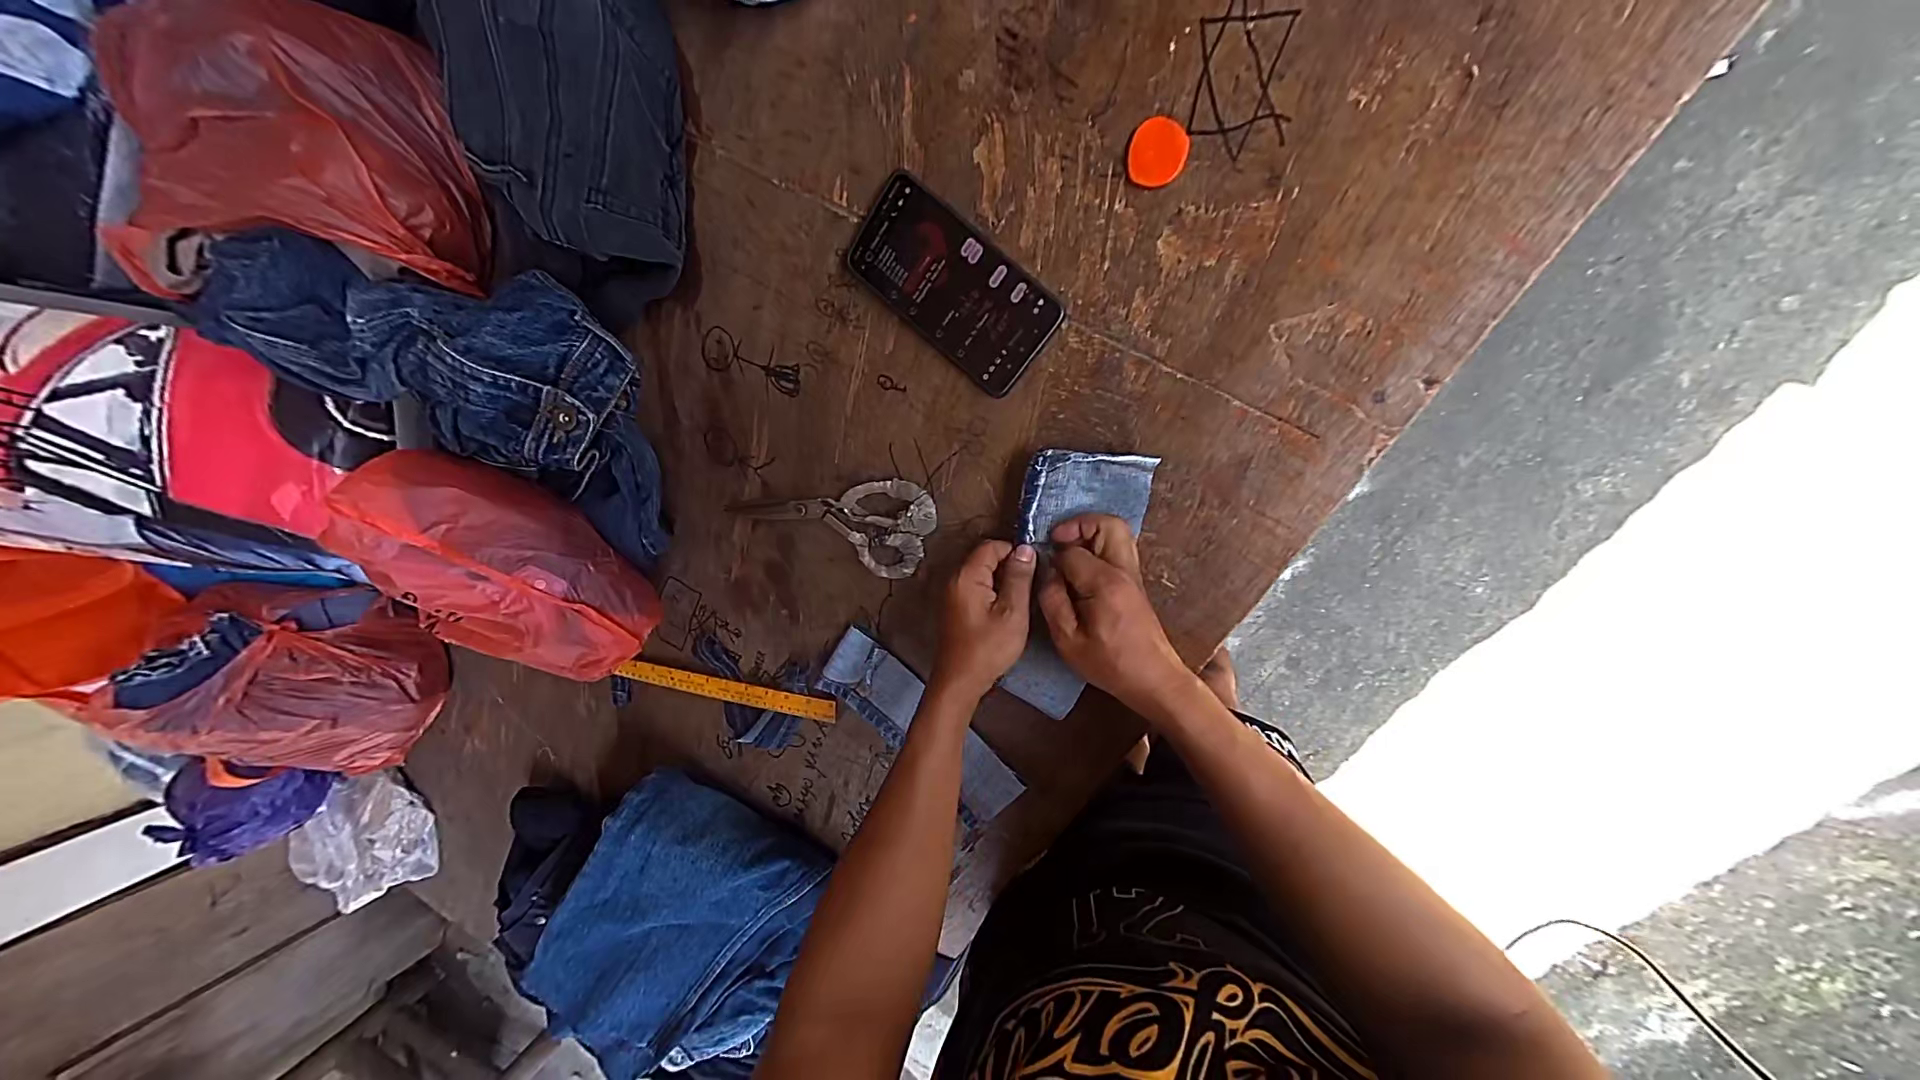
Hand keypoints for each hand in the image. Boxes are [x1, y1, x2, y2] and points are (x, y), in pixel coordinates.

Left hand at [932, 540, 1036, 696]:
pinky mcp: (955, 607)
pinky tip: (1006, 609)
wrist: (960, 681)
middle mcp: (954, 580)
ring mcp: (952, 594)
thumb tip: (1025, 550)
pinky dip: (992, 592)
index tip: (1033, 566)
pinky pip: (976, 588)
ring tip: (1020, 599)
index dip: (1014, 551)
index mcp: (966, 576)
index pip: (991, 546)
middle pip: (985, 558)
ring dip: (1002, 580)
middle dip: (1009, 565)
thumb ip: (1019, 578)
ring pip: (982, 573)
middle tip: (1029, 585)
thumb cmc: (987, 649)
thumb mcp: (1013, 612)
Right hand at [1036, 514, 1193, 716]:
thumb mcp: (1068, 640)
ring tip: (1068, 551)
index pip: (1072, 552)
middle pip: (1108, 524)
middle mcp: (1123, 571)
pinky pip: (1118, 549)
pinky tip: (1082, 568)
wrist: (1153, 678)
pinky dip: (1099, 546)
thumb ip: (1052, 601)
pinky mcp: (1136, 583)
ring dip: (1091, 533)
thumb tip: (1048, 573)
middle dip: (1079, 524)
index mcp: (1104, 584)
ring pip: (1117, 532)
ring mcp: (1133, 575)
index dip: (1053, 558)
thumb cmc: (1110, 664)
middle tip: (1058, 540)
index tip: (1043, 573)